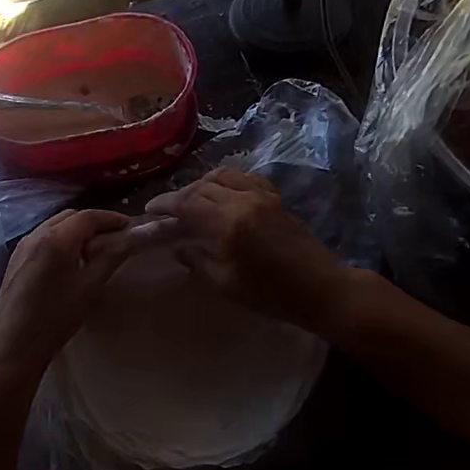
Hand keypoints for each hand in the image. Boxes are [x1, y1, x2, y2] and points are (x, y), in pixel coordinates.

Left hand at [0, 209, 143, 377]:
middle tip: (115, 238)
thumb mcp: (89, 288)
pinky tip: (71, 261)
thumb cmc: (55, 318)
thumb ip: (111, 257)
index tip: (130, 227)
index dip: (111, 218)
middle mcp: (35, 235)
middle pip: (70, 217)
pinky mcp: (15, 259)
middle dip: (94, 223)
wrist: (13, 344)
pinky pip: (43, 238)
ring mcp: (22, 246)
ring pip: (54, 226)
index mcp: (55, 239)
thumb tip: (132, 238)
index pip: (88, 217)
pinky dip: (61, 240)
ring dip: (76, 231)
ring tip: (96, 250)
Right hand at [145, 165, 356, 334]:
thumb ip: (197, 260)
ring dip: (201, 185)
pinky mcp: (274, 198)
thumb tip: (178, 248)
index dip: (164, 204)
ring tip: (190, 199)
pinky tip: (221, 194)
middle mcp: (243, 201)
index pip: (186, 203)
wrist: (320, 288)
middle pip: (201, 187)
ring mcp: (262, 196)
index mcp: (228, 223)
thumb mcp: (225, 283)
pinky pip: (244, 178)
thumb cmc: (270, 293)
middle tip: (165, 209)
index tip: (149, 210)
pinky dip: (226, 181)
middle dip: (179, 196)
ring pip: (222, 176)